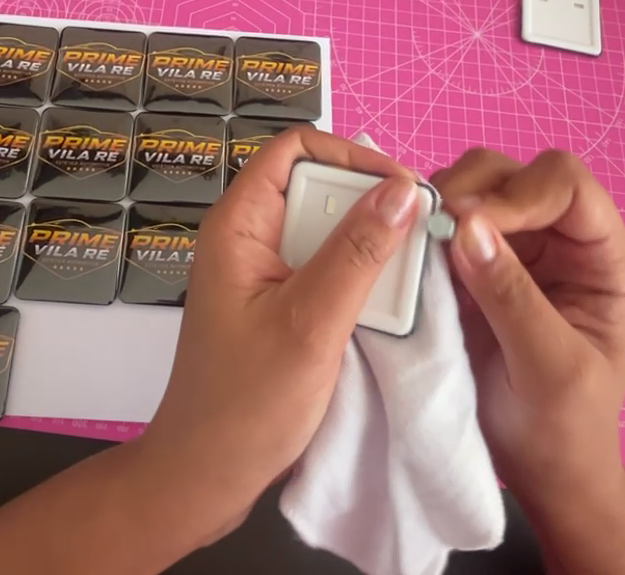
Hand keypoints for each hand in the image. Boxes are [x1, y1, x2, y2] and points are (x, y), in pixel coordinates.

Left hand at [138, 126, 422, 534]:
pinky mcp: (278, 300)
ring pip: (326, 227)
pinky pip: (324, 265)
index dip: (349, 154)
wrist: (206, 476)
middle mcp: (249, 234)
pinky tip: (386, 298)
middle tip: (418, 230)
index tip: (401, 187)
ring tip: (411, 267)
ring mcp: (263, 269)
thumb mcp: (311, 321)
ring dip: (368, 242)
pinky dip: (357, 275)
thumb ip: (357, 252)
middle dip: (367, 201)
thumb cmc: (246, 402)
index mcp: (239, 223)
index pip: (294, 149)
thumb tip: (402, 190)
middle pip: (315, 185)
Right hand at [431, 149, 624, 505]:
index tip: (468, 225)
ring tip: (419, 241)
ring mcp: (514, 246)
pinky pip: (444, 218)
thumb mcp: (552, 369)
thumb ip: (513, 297)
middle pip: (513, 173)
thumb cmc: (565, 427)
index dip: (518, 194)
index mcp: (602, 257)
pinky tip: (410, 252)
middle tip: (433, 229)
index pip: (567, 185)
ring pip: (473, 186)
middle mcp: (559, 239)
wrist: (536, 467)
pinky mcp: (473, 260)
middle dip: (471, 191)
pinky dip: (423, 225)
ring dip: (442, 203)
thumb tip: (466, 226)